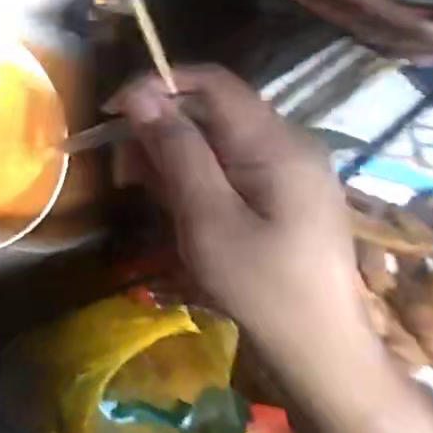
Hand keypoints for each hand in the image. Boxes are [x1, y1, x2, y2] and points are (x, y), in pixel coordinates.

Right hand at [109, 66, 374, 375]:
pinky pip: (229, 163)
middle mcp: (288, 143)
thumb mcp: (207, 218)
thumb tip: (140, 96)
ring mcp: (289, 167)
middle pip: (210, 110)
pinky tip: (179, 207)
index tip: (112, 112)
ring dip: (172, 157)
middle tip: (125, 174)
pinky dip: (195, 175)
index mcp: (276, 144)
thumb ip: (176, 151)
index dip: (157, 85)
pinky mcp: (284, 189)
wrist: (321, 349)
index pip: (211, 82)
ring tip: (149, 197)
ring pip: (215, 138)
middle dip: (159, 130)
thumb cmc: (261, 286)